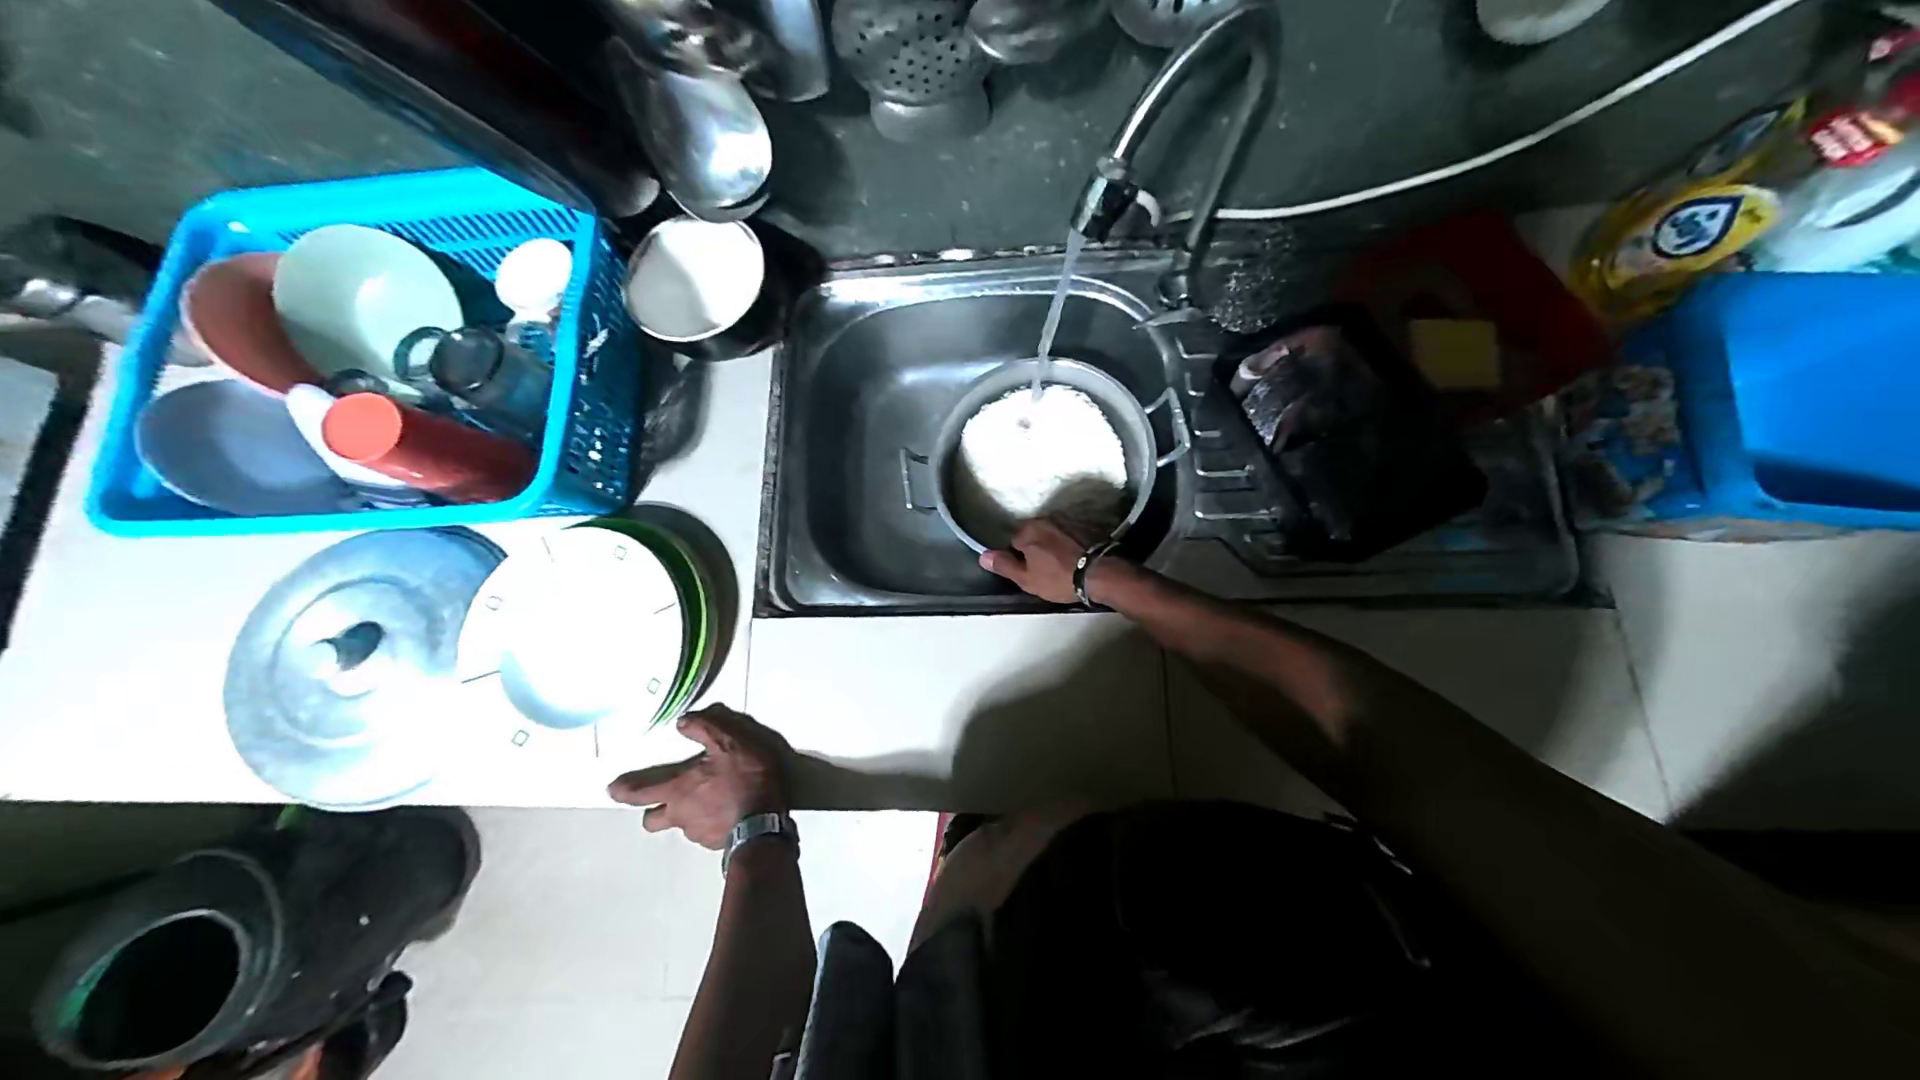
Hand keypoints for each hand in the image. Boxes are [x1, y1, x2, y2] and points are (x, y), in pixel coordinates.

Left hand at [607, 705, 790, 848]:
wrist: (766, 822)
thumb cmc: (745, 779)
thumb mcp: (729, 742)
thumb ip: (704, 727)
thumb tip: (682, 721)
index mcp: (678, 790)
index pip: (638, 793)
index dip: (624, 790)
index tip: (613, 789)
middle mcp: (680, 815)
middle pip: (651, 820)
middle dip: (651, 810)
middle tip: (661, 800)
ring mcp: (698, 833)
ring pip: (680, 826)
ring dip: (686, 815)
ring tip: (707, 802)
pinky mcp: (716, 844)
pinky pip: (704, 833)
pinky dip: (710, 823)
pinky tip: (726, 813)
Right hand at [979, 518, 1135, 604]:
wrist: (1100, 574)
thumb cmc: (1059, 578)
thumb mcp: (1026, 579)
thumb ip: (1004, 565)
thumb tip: (983, 555)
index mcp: (1028, 530)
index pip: (1013, 542)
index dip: (1019, 559)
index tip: (1029, 572)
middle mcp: (1045, 519)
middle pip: (1032, 536)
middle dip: (1036, 549)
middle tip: (1044, 571)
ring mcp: (1066, 521)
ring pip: (1050, 535)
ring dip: (1052, 546)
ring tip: (1060, 565)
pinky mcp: (1084, 527)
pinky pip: (1067, 536)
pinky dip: (1067, 545)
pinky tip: (1073, 559)